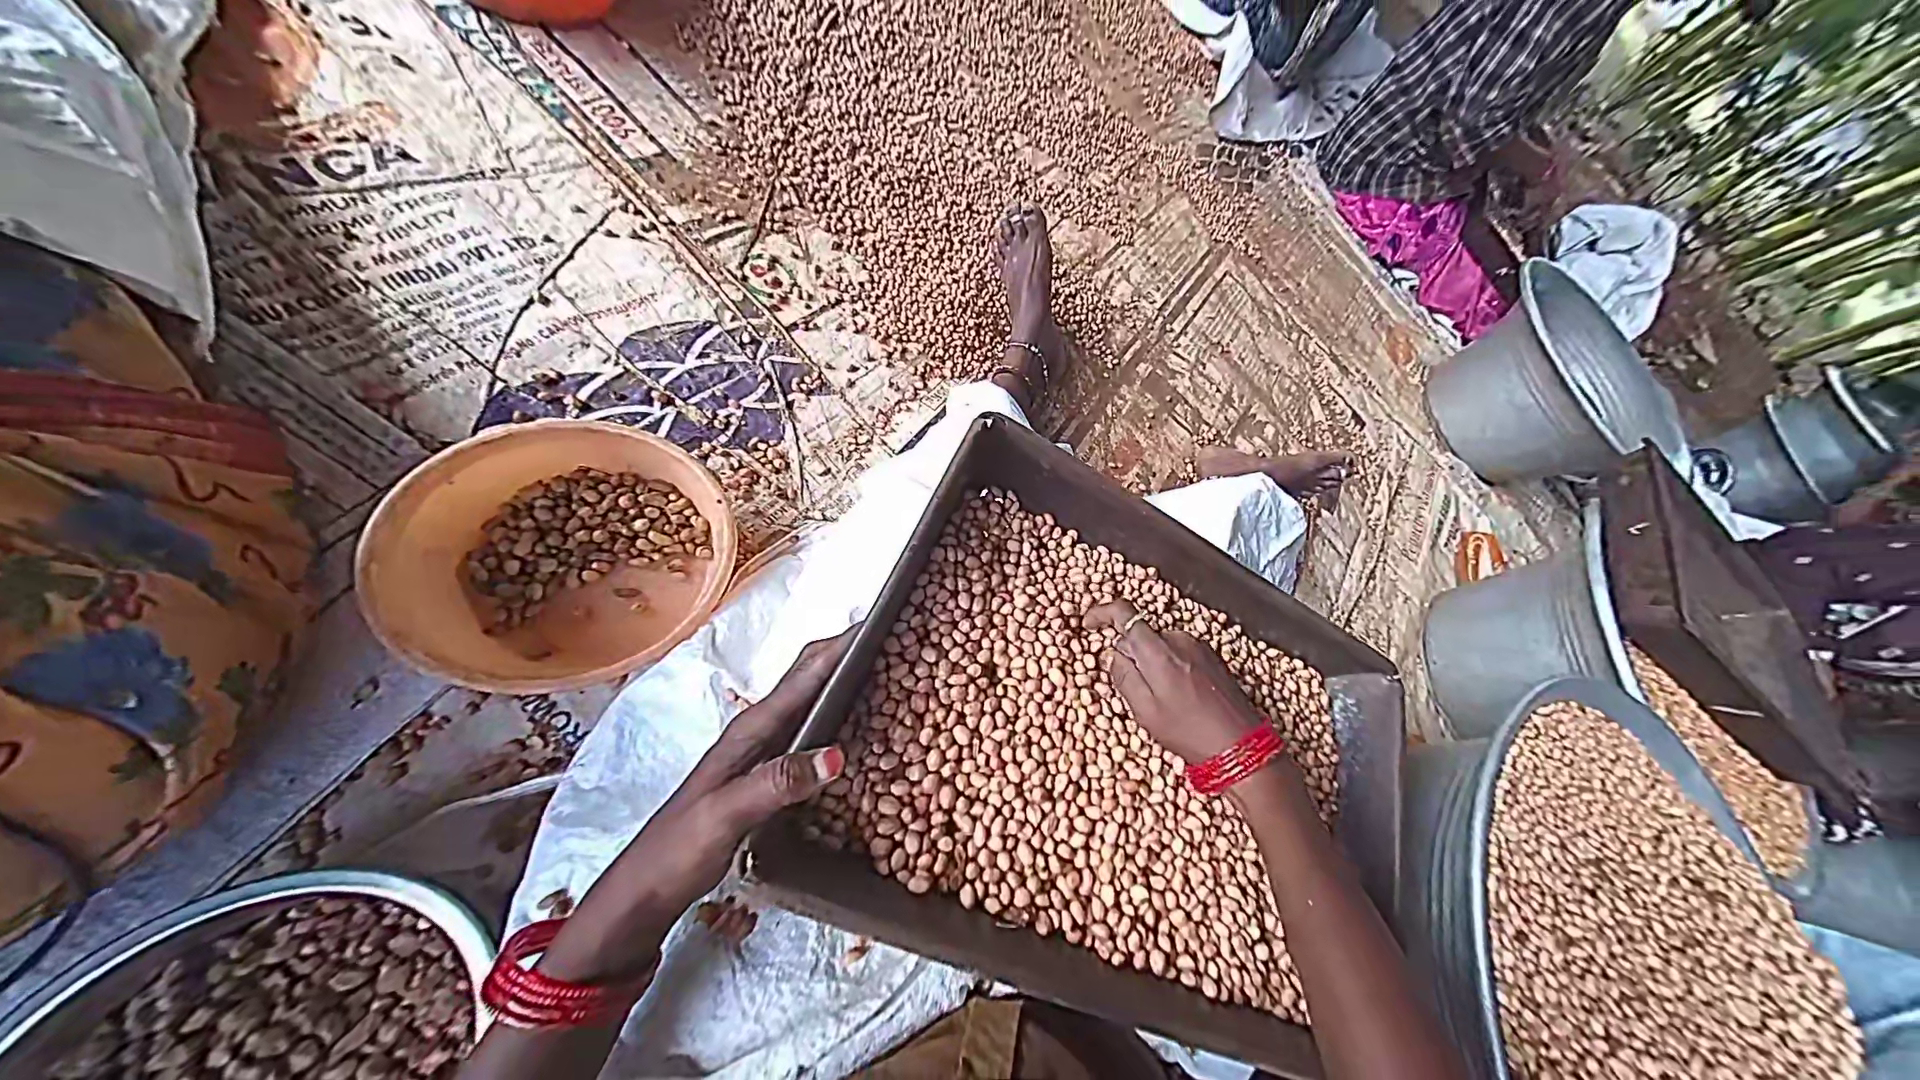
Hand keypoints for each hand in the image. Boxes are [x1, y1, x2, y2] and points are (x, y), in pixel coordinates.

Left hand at [537, 626, 856, 983]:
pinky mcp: (770, 774)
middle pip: (810, 676)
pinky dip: (838, 717)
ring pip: (812, 702)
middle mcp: (761, 730)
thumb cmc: (679, 848)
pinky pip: (812, 733)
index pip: (805, 673)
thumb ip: (777, 782)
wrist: (646, 889)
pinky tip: (857, 729)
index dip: (841, 644)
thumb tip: (838, 755)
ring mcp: (765, 752)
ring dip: (845, 680)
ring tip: (884, 673)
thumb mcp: (726, 814)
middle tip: (893, 642)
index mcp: (752, 728)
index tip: (880, 623)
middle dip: (848, 652)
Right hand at [1082, 600, 1261, 764]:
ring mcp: (1199, 648)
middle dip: (1130, 656)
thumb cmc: (1191, 733)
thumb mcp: (1145, 711)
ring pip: (1159, 647)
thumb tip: (1114, 654)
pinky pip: (1177, 655)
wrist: (1242, 748)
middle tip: (1135, 692)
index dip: (1101, 613)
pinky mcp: (1211, 658)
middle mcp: (1180, 641)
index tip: (1089, 624)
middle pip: (1141, 635)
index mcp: (1160, 652)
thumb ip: (1124, 675)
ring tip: (1163, 703)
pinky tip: (1179, 700)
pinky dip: (1169, 670)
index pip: (1123, 613)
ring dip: (1152, 666)